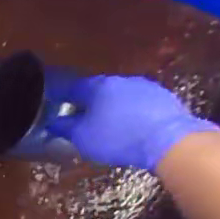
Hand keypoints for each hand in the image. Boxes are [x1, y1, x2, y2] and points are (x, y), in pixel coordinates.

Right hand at [55, 74, 219, 169]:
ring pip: (119, 95)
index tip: (54, 104)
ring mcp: (144, 86)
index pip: (73, 87)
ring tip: (106, 124)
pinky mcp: (162, 97)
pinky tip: (130, 127)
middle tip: (80, 118)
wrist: (167, 139)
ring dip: (111, 107)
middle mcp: (121, 80)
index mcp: (98, 86)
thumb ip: (65, 128)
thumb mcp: (83, 138)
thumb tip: (52, 121)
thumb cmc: (117, 137)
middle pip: (98, 89)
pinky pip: (138, 103)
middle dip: (88, 102)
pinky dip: (130, 112)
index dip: (62, 96)